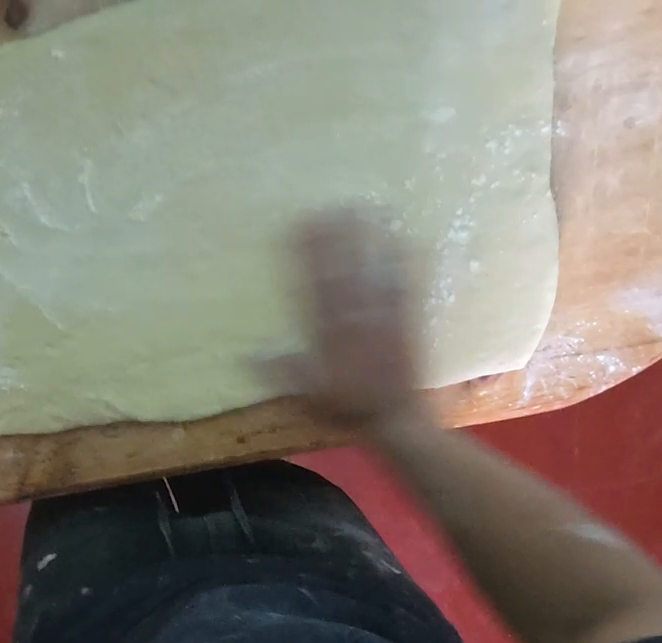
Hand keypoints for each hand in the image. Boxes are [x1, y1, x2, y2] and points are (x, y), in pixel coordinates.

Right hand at [260, 208, 429, 436]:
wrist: (396, 420)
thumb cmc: (348, 409)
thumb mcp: (308, 396)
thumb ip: (283, 372)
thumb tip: (250, 354)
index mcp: (331, 336)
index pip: (316, 288)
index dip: (308, 257)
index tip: (300, 228)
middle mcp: (358, 321)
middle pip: (347, 272)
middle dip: (339, 238)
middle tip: (333, 204)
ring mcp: (387, 318)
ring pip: (377, 271)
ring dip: (372, 240)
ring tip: (369, 207)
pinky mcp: (411, 322)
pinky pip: (408, 286)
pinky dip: (406, 262)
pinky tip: (408, 238)